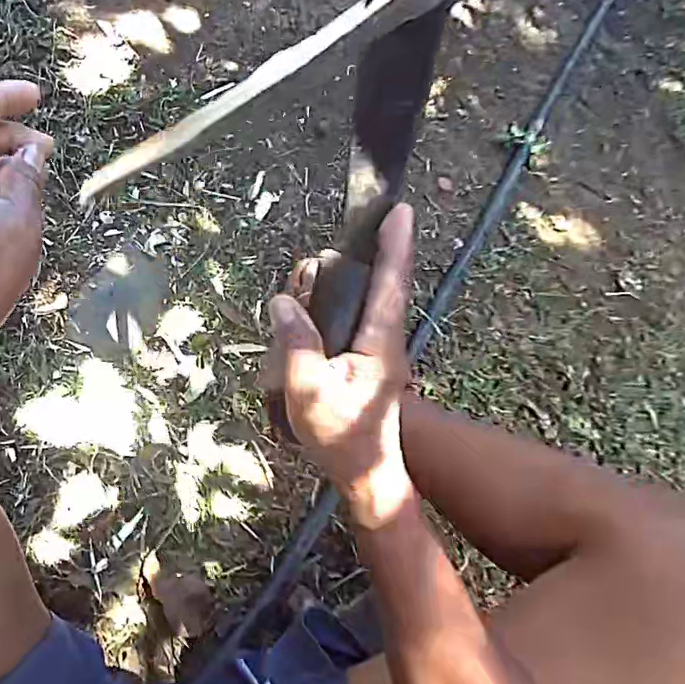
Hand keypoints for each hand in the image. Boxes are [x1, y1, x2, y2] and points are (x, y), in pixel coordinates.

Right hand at [267, 203, 415, 528]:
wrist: (364, 473)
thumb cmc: (340, 434)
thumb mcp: (309, 388)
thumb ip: (296, 341)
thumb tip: (283, 301)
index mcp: (380, 342)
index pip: (390, 284)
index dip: (395, 246)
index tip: (401, 211)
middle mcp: (385, 340)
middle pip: (375, 286)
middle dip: (355, 261)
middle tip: (311, 267)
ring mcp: (377, 351)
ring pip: (361, 303)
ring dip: (339, 285)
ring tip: (306, 285)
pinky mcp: (366, 362)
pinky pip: (351, 320)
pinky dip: (334, 304)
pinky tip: (311, 313)